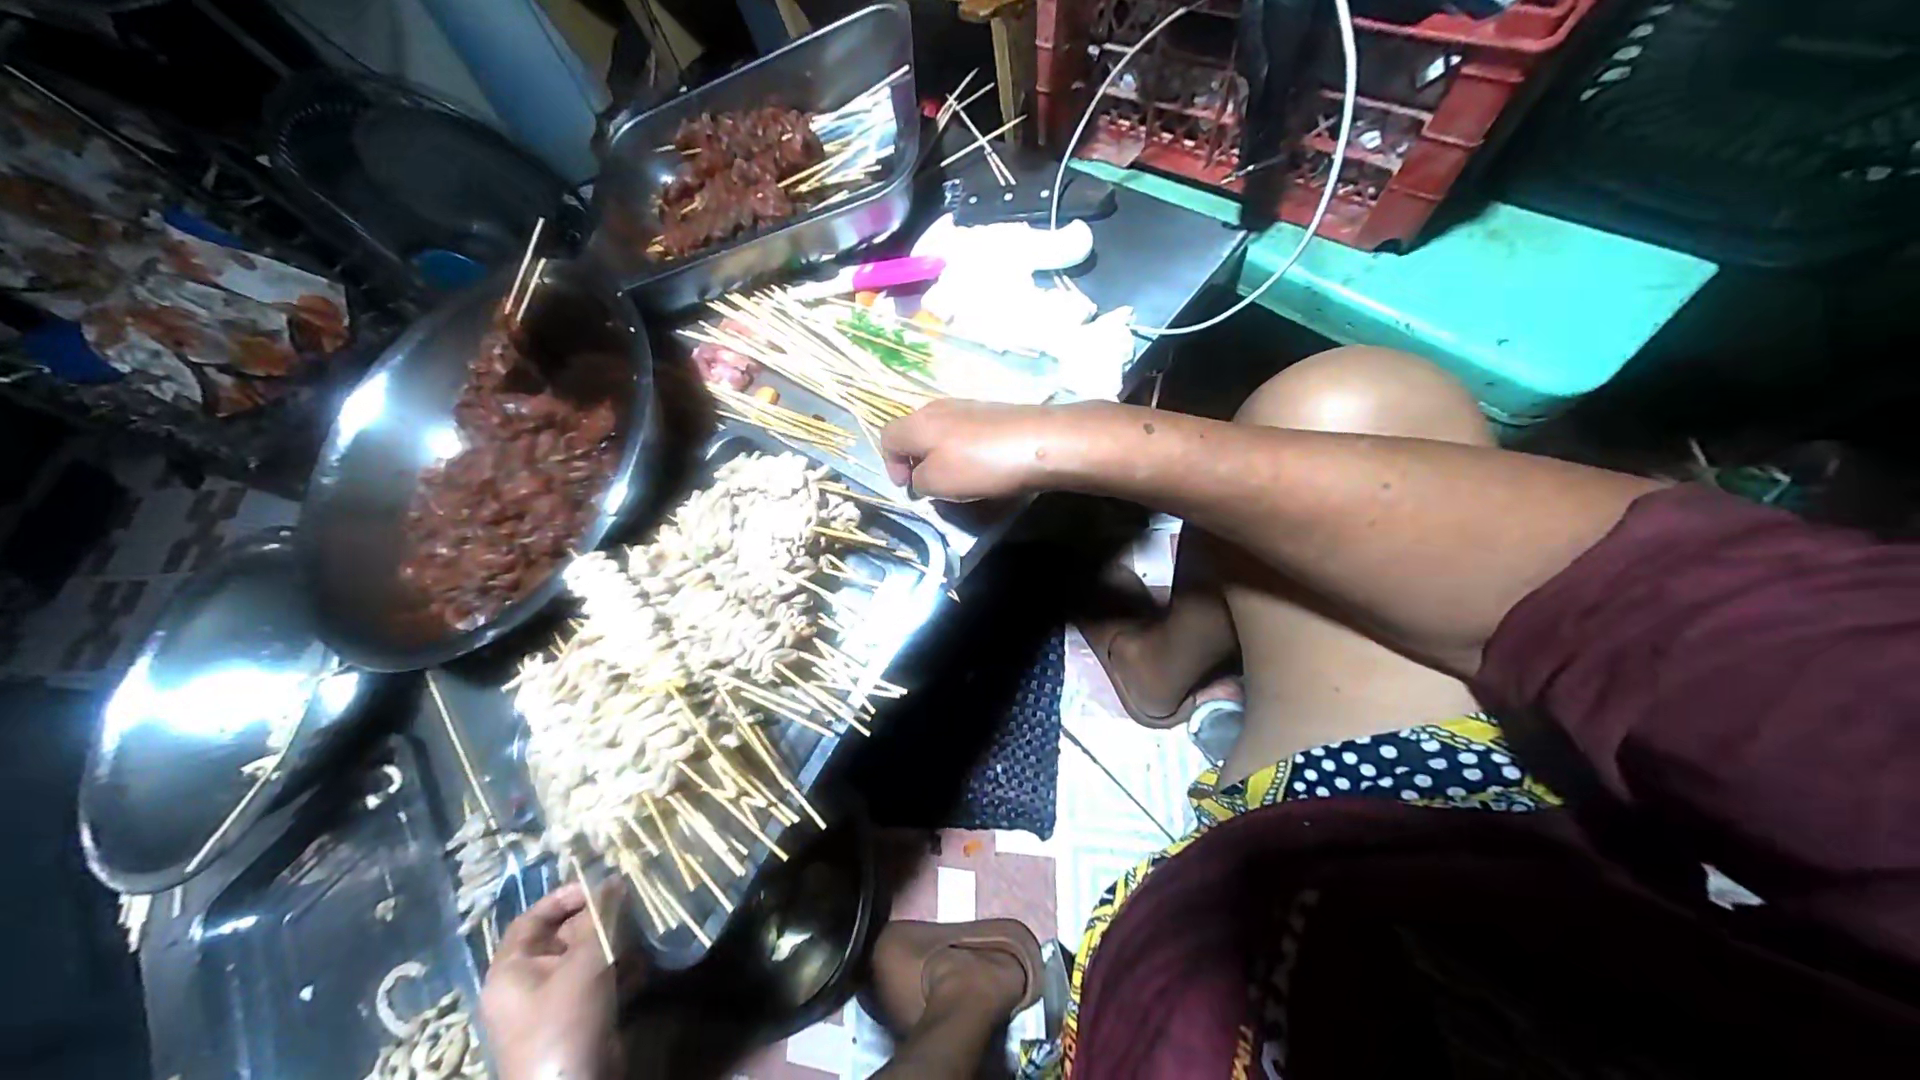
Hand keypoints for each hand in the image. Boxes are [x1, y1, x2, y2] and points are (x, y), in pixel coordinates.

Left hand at [481, 883, 624, 1079]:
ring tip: (643, 934)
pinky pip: (597, 981)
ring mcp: (553, 1004)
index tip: (602, 886)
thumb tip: (613, 880)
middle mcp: (527, 985)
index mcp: (512, 970)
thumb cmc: (565, 1022)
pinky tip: (643, 967)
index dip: (565, 897)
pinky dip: (619, 970)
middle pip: (563, 936)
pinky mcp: (578, 1020)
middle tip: (633, 906)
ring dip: (615, 943)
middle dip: (599, 920)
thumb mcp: (584, 963)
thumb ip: (601, 919)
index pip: (532, 918)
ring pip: (585, 958)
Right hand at [880, 399, 1066, 500]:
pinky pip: (967, 435)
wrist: (1040, 442)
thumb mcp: (937, 482)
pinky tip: (985, 469)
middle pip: (914, 434)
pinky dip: (967, 453)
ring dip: (943, 459)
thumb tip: (920, 477)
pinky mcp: (993, 414)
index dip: (891, 465)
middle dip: (917, 462)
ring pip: (941, 434)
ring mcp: (968, 407)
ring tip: (961, 481)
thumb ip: (918, 481)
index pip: (887, 437)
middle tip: (933, 487)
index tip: (908, 488)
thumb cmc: (980, 463)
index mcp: (917, 422)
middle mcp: (938, 408)